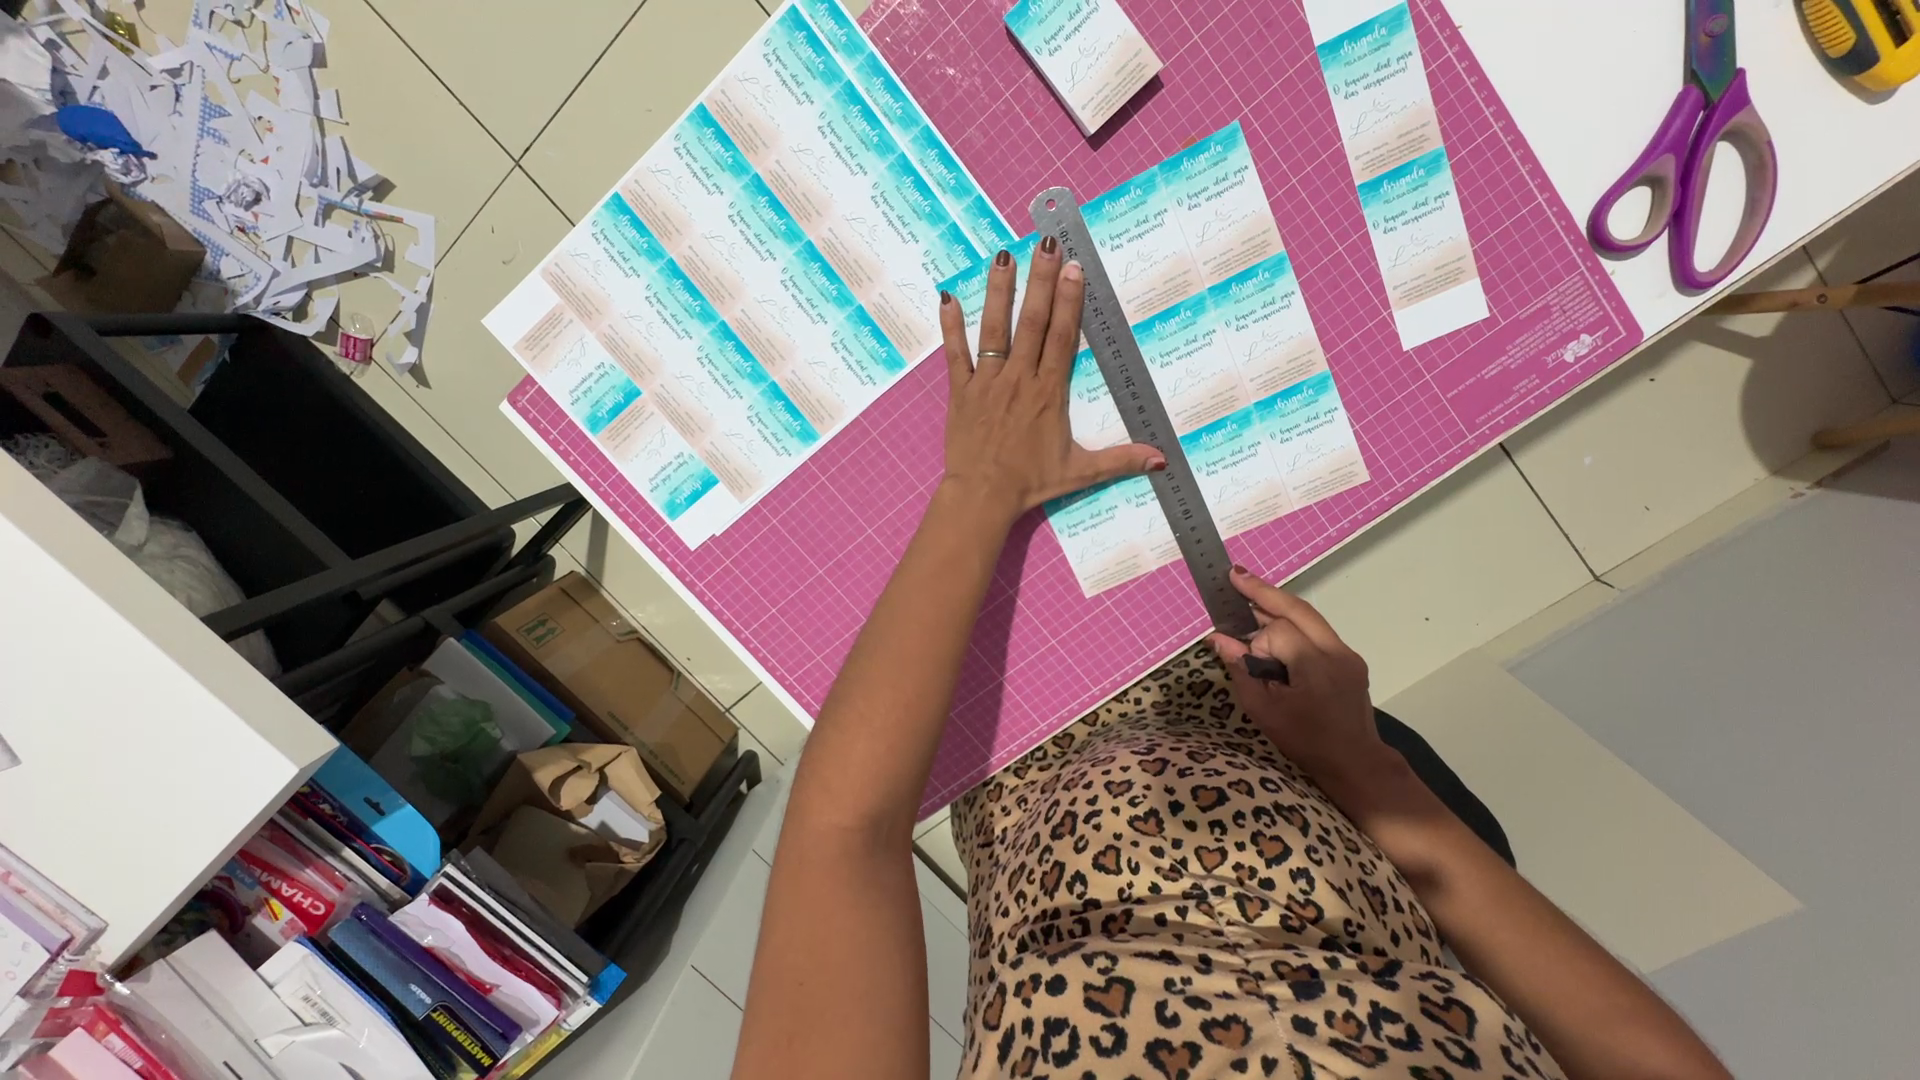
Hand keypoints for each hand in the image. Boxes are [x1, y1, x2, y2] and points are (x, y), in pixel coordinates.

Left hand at [937, 238, 1163, 522]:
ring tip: (1002, 256)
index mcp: (1049, 392)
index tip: (1073, 267)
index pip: (1062, 337)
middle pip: (1032, 322)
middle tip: (1045, 242)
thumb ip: (1121, 461)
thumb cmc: (1031, 482)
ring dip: (998, 291)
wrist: (983, 496)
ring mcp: (988, 383)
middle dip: (1040, 281)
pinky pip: (955, 354)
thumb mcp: (1080, 472)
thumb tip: (1162, 461)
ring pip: (994, 330)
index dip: (1069, 301)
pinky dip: (951, 327)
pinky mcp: (961, 392)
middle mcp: (1019, 379)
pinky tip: (947, 296)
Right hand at [1207, 568, 1396, 792]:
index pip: (1277, 631)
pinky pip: (1316, 631)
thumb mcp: (1263, 711)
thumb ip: (1242, 669)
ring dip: (1278, 606)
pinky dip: (1292, 623)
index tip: (1242, 657)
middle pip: (1297, 608)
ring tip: (1249, 594)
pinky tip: (1273, 625)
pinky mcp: (1349, 659)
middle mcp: (1336, 652)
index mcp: (1316, 666)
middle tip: (1235, 575)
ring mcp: (1347, 653)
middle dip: (1264, 591)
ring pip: (1309, 616)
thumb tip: (1219, 638)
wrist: (1355, 763)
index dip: (1255, 641)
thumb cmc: (1305, 742)